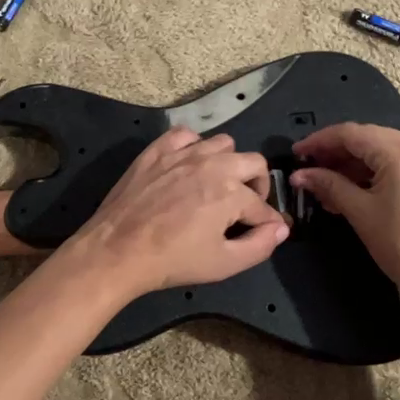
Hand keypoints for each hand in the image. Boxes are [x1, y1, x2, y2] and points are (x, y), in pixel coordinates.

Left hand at [62, 127, 289, 297]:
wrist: (119, 249)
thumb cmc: (173, 260)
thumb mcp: (224, 264)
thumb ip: (259, 246)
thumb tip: (280, 229)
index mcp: (232, 193)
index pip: (263, 206)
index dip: (268, 223)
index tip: (265, 231)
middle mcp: (212, 165)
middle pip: (253, 163)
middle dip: (257, 184)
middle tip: (245, 207)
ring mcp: (183, 153)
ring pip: (222, 144)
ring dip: (228, 163)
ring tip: (217, 185)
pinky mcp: (158, 150)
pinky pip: (186, 135)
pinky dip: (194, 146)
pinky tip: (188, 165)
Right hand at [290, 123, 399, 310]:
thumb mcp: (361, 213)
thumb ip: (329, 186)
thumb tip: (300, 175)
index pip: (351, 133)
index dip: (319, 141)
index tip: (296, 154)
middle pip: (369, 138)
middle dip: (336, 151)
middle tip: (309, 169)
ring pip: (384, 152)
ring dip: (354, 164)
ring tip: (327, 186)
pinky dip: (375, 173)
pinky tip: (355, 193)